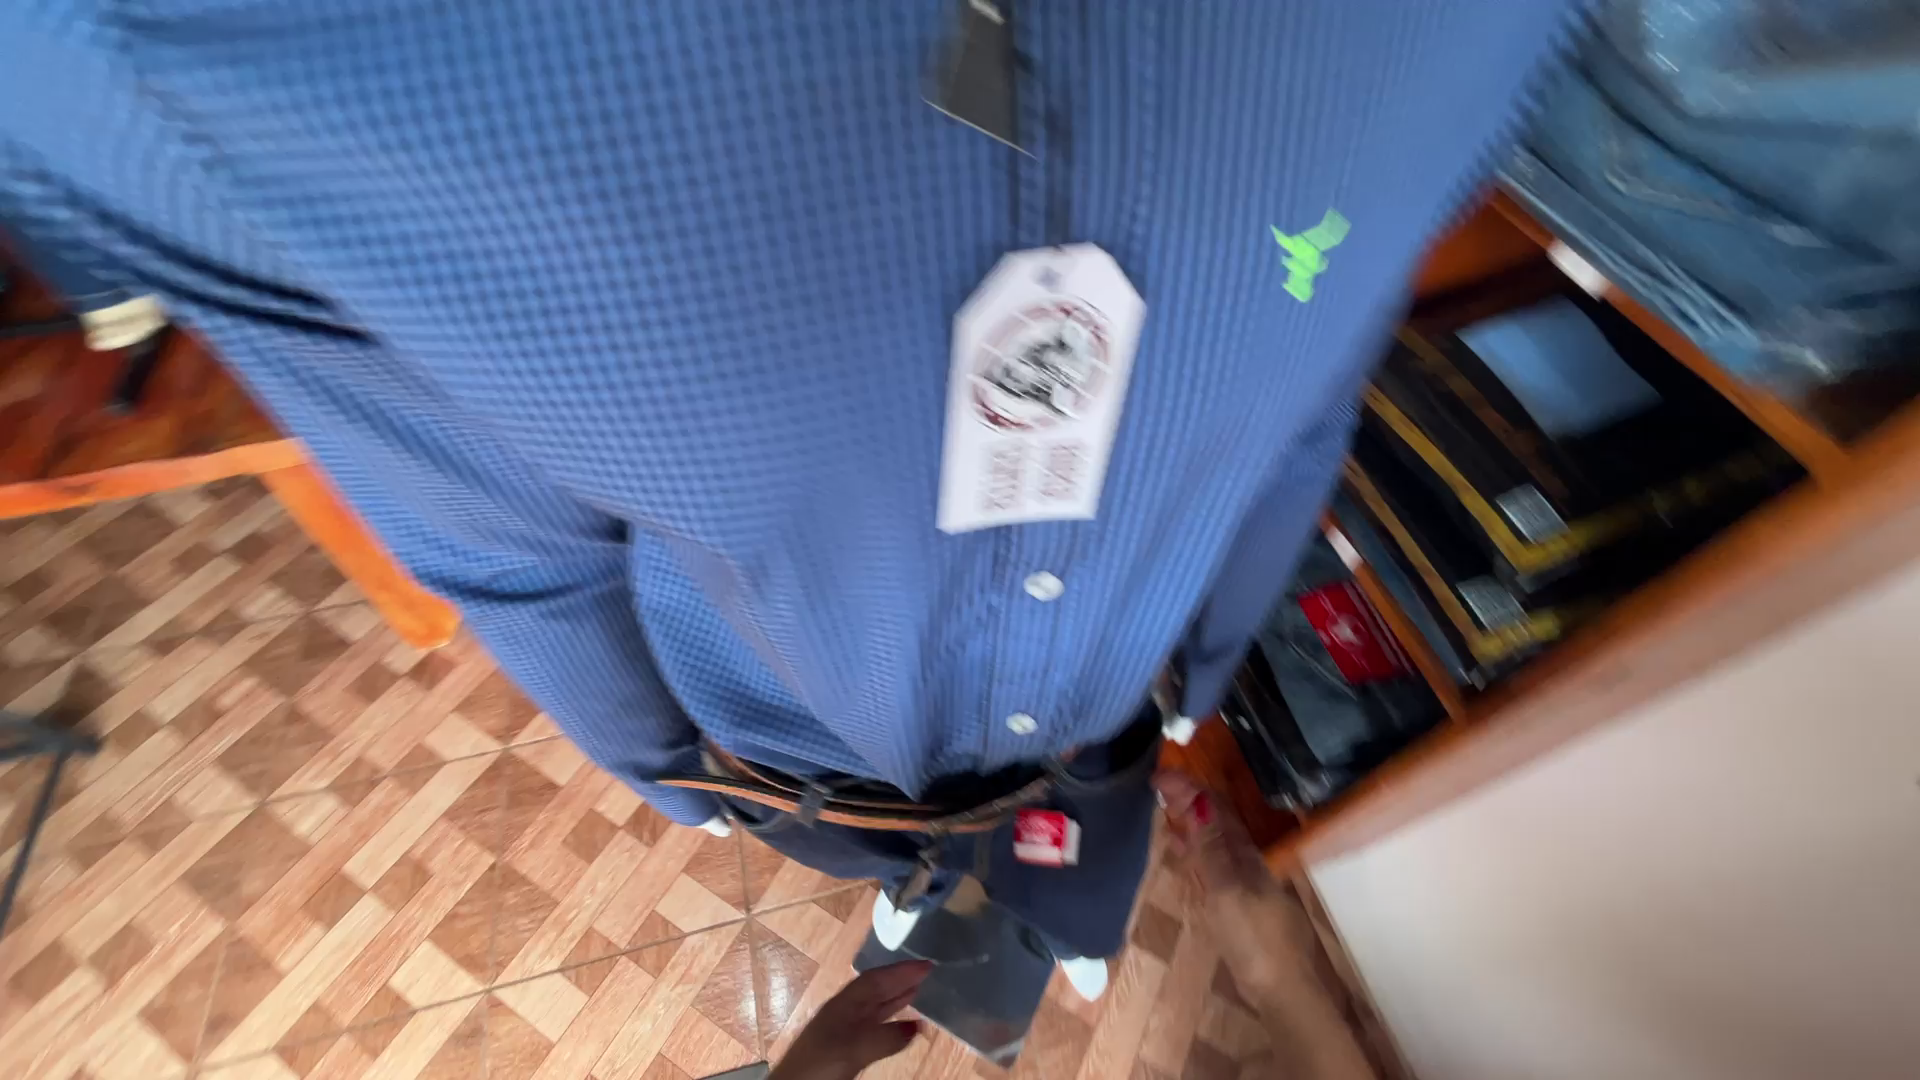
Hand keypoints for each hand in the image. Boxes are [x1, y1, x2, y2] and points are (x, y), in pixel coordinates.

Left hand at [768, 960, 931, 1079]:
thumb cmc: (819, 1066)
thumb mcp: (853, 1050)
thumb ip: (884, 1038)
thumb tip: (917, 1025)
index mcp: (843, 1003)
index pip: (876, 978)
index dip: (901, 970)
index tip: (928, 964)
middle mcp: (843, 1011)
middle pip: (875, 988)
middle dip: (901, 979)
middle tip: (928, 972)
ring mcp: (842, 1029)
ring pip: (874, 1006)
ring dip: (896, 997)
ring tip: (919, 990)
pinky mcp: (842, 1048)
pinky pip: (872, 1025)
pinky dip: (889, 1021)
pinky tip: (900, 1027)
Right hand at [1152, 770, 1317, 999]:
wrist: (1281, 989)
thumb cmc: (1252, 936)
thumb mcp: (1225, 888)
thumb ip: (1209, 845)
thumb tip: (1197, 797)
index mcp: (1243, 850)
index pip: (1213, 805)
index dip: (1187, 786)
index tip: (1155, 774)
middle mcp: (1244, 858)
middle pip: (1214, 818)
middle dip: (1186, 797)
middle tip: (1153, 785)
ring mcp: (1241, 878)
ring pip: (1211, 837)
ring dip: (1188, 818)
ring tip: (1161, 807)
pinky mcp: (1234, 899)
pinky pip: (1209, 859)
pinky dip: (1192, 846)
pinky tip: (1179, 848)